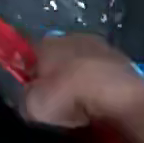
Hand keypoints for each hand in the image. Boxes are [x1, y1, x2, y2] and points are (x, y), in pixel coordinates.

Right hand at [22, 33, 143, 128]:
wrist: (115, 93)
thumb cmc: (68, 96)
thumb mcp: (34, 106)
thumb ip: (25, 99)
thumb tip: (29, 97)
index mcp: (45, 44)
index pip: (30, 56)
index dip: (30, 76)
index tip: (34, 96)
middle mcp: (69, 36)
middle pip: (57, 57)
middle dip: (57, 76)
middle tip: (59, 103)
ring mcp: (96, 44)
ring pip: (80, 62)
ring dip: (80, 79)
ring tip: (82, 105)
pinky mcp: (118, 56)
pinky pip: (100, 71)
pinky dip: (99, 83)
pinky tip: (101, 102)